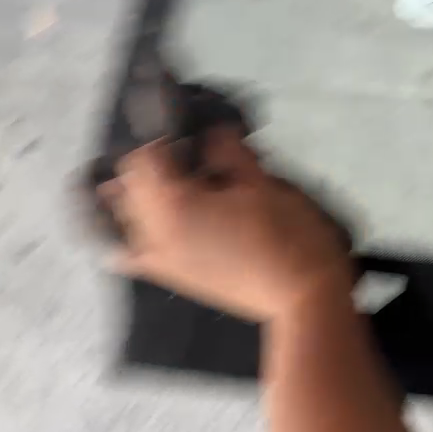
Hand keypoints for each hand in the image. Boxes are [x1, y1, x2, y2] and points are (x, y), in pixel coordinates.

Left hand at [101, 128, 355, 323]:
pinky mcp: (169, 276)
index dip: (171, 141)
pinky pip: (132, 251)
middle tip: (200, 168)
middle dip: (158, 169)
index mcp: (172, 200)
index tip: (202, 141)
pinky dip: (137, 237)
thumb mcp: (270, 189)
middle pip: (130, 183)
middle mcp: (148, 226)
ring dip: (146, 198)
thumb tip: (215, 132)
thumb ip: (233, 156)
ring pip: (127, 214)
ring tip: (182, 197)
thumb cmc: (294, 240)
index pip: (145, 154)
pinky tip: (157, 233)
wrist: (305, 299)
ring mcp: (154, 255)